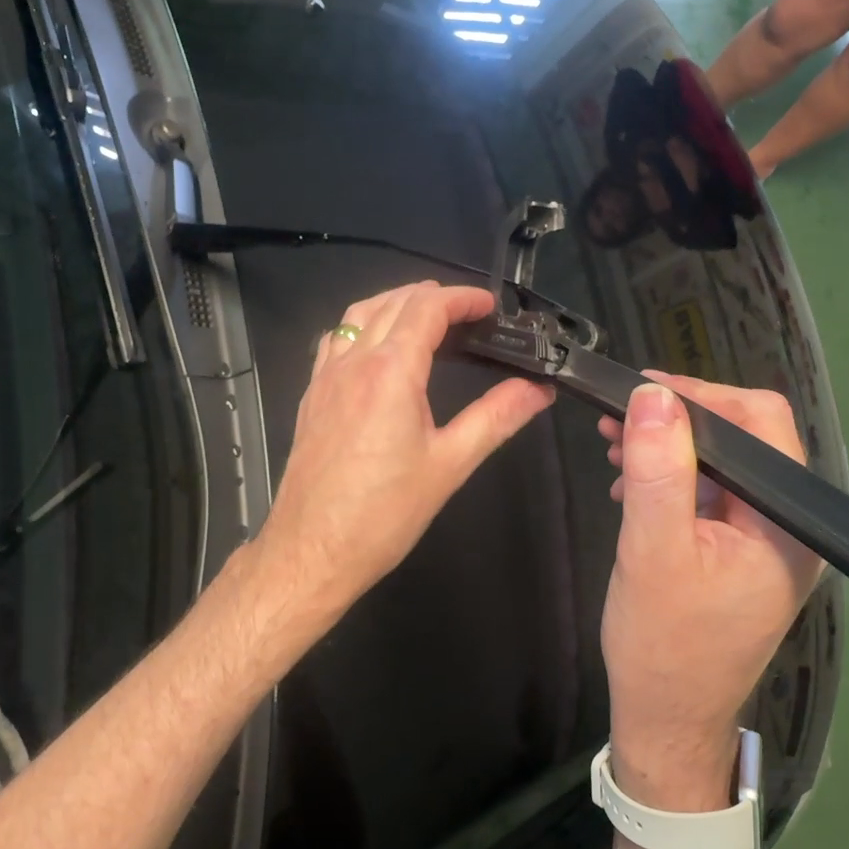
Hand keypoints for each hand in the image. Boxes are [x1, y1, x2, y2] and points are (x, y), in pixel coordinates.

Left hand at [256, 281, 554, 613]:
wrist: (312, 551)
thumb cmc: (383, 514)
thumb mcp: (449, 465)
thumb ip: (495, 418)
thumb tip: (537, 389)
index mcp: (390, 372)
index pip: (426, 309)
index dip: (461, 299)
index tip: (489, 307)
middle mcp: (353, 363)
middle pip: (392, 303)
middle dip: (432, 297)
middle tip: (468, 315)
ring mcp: (325, 378)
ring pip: (358, 316)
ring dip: (393, 304)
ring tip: (426, 320)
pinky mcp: (311, 398)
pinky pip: (335, 342)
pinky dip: (362, 328)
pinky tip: (376, 351)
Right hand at [598, 372, 822, 807]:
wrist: (666, 718)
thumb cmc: (662, 642)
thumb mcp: (652, 550)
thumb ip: (658, 469)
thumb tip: (652, 393)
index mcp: (786, 522)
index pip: (761, 423)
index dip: (701, 394)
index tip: (638, 390)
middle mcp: (789, 526)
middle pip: (745, 440)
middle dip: (679, 421)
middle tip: (617, 419)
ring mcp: (767, 544)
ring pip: (724, 468)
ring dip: (671, 450)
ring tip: (615, 449)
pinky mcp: (740, 558)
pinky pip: (712, 499)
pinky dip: (673, 482)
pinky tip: (631, 488)